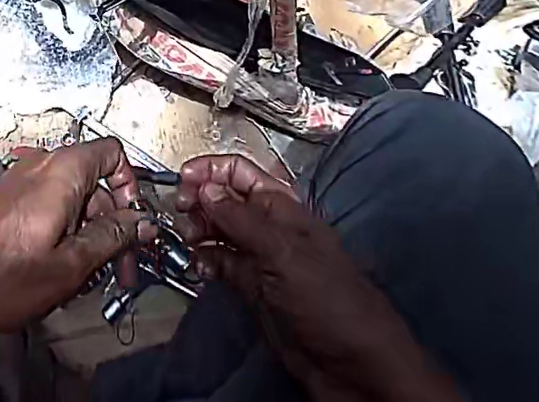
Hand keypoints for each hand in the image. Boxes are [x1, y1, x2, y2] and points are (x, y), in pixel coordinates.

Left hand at [0, 139, 155, 337]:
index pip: (113, 153)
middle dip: (110, 222)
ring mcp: (20, 179)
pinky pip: (46, 203)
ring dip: (85, 232)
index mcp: (62, 170)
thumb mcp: (68, 265)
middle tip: (115, 268)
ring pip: (70, 195)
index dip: (130, 187)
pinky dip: (60, 229)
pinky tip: (54, 269)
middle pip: (93, 180)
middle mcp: (41, 164)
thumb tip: (141, 223)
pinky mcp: (5, 197)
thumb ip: (111, 238)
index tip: (132, 224)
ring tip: (81, 277)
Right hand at [175, 155, 463, 401]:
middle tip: (181, 212)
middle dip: (199, 199)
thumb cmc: (327, 299)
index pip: (239, 171)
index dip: (209, 169)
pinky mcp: (254, 287)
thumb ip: (240, 218)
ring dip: (200, 229)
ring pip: (220, 230)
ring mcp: (261, 257)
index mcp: (280, 205)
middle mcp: (268, 225)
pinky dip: (207, 260)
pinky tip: (200, 266)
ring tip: (188, 240)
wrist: (357, 369)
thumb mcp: (283, 252)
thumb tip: (203, 187)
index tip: (181, 179)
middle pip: (225, 198)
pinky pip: (223, 263)